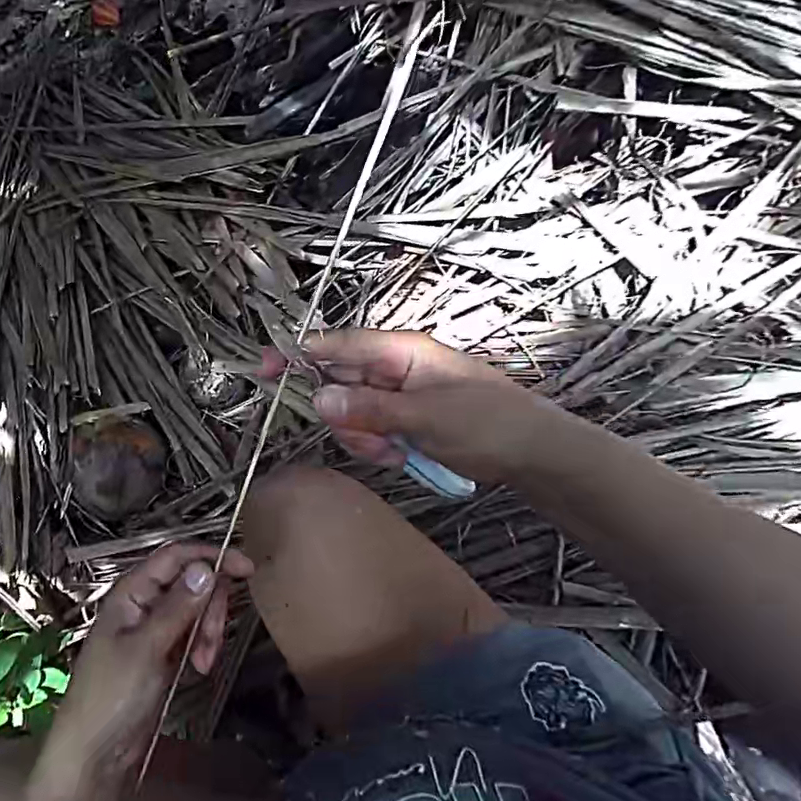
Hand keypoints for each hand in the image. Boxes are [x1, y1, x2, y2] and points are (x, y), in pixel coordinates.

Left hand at [46, 543, 255, 779]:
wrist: (95, 751)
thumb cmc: (110, 696)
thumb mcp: (146, 648)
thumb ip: (177, 607)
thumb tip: (205, 568)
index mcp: (131, 592)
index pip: (175, 557)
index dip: (210, 556)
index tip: (246, 568)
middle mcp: (143, 603)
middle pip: (192, 583)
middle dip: (210, 608)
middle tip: (212, 641)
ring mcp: (154, 628)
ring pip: (196, 610)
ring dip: (208, 632)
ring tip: (203, 664)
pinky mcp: (163, 652)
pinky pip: (193, 635)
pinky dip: (202, 648)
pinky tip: (199, 669)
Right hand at [260, 329, 572, 484]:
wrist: (536, 454)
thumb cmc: (490, 423)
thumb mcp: (427, 416)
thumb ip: (369, 408)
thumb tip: (318, 399)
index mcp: (399, 351)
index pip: (336, 345)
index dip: (298, 354)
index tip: (265, 367)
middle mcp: (392, 367)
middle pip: (337, 384)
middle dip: (345, 417)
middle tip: (372, 441)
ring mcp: (395, 393)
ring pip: (349, 412)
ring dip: (363, 437)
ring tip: (396, 452)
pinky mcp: (400, 417)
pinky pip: (367, 429)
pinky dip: (376, 446)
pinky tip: (402, 455)